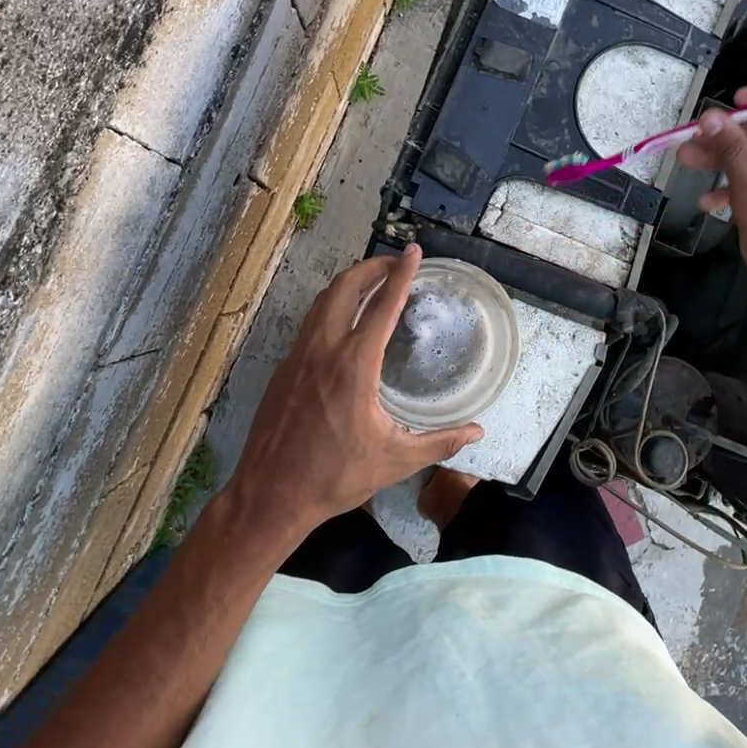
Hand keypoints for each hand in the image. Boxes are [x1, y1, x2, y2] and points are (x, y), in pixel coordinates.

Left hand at [229, 245, 482, 535]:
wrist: (270, 496)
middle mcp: (324, 350)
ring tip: (370, 282)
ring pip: (322, 302)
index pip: (383, 305)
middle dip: (371, 267)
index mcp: (355, 365)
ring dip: (347, 284)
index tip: (413, 251)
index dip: (401, 274)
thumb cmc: (335, 477)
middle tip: (394, 262)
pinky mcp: (283, 369)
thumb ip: (440, 442)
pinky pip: (309, 324)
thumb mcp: (396, 460)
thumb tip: (477, 432)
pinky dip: (330, 307)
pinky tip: (341, 323)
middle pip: (345, 288)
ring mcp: (298, 357)